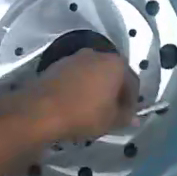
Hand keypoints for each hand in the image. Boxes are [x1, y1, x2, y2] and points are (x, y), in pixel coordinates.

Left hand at [5, 49, 135, 143]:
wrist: (42, 110)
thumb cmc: (84, 113)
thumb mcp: (111, 120)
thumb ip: (125, 117)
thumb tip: (134, 118)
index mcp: (115, 64)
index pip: (132, 82)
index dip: (132, 102)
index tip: (127, 117)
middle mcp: (96, 54)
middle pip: (112, 74)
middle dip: (113, 92)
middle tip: (111, 112)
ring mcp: (74, 57)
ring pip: (92, 73)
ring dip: (95, 88)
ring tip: (92, 109)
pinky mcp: (57, 65)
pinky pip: (75, 76)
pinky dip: (79, 87)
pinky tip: (75, 103)